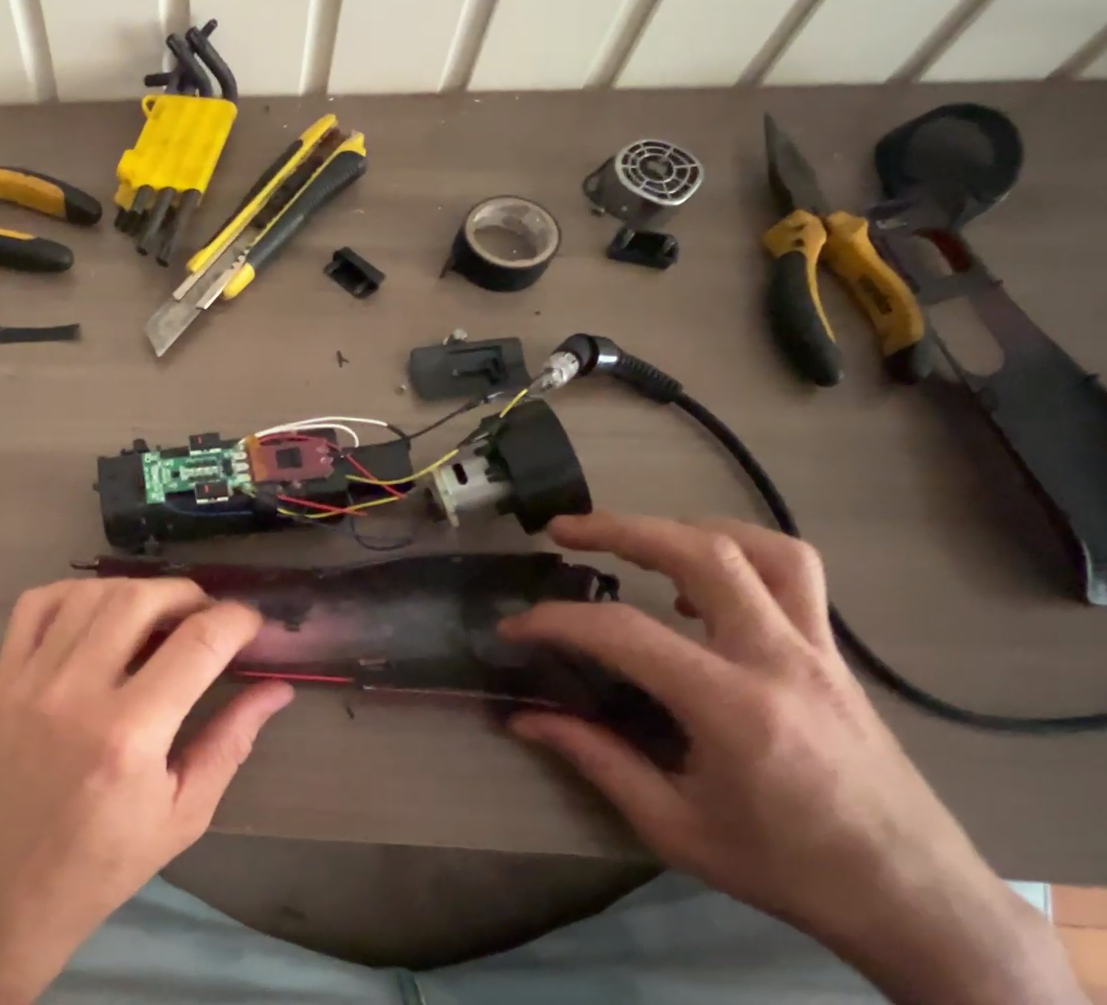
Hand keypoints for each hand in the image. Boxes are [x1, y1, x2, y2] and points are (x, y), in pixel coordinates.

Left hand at [0, 579, 293, 1004]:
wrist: (10, 889)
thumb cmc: (107, 862)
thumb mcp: (186, 813)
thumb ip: (232, 741)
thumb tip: (277, 689)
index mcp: (130, 736)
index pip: (196, 644)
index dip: (235, 620)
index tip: (252, 624)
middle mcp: (77, 694)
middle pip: (139, 600)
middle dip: (187, 594)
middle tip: (207, 615)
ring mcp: (32, 680)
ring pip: (90, 594)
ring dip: (136, 589)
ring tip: (159, 613)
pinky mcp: (2, 678)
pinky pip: (35, 605)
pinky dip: (74, 591)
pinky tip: (99, 610)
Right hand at [502, 511, 1082, 1004]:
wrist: (915, 899)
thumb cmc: (786, 868)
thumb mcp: (674, 827)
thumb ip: (597, 759)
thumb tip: (525, 719)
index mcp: (733, 708)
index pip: (625, 634)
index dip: (557, 621)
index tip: (514, 628)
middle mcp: (780, 660)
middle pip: (702, 553)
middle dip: (622, 529)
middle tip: (564, 530)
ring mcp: (817, 651)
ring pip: (764, 548)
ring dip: (691, 529)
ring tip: (641, 539)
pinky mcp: (835, 657)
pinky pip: (796, 577)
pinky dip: (742, 557)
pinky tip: (701, 589)